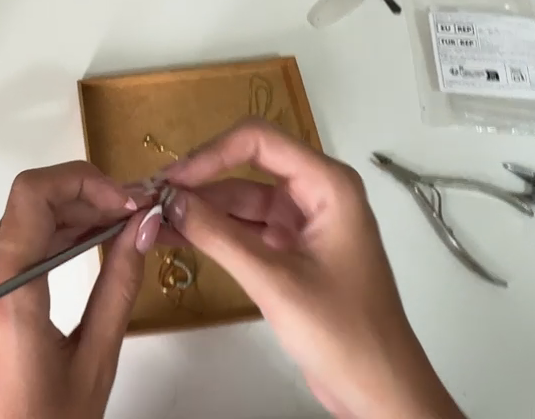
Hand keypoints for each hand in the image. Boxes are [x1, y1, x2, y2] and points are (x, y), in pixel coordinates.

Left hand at [0, 162, 149, 418]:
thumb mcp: (93, 366)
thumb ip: (118, 288)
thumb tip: (144, 225)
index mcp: (5, 296)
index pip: (32, 195)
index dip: (81, 179)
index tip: (124, 201)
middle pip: (26, 208)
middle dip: (83, 197)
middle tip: (132, 212)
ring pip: (17, 228)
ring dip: (66, 218)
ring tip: (117, 226)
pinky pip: (7, 256)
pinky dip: (46, 243)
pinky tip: (83, 249)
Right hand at [158, 120, 462, 418]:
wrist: (382, 396)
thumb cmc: (342, 333)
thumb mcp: (274, 281)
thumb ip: (218, 235)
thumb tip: (169, 199)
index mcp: (327, 184)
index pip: (258, 141)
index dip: (210, 153)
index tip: (172, 179)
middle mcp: (315, 191)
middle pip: (246, 166)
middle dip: (199, 181)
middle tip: (152, 197)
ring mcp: (302, 221)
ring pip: (240, 198)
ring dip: (200, 208)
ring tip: (154, 217)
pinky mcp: (291, 248)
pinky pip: (245, 226)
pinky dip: (213, 231)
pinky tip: (176, 236)